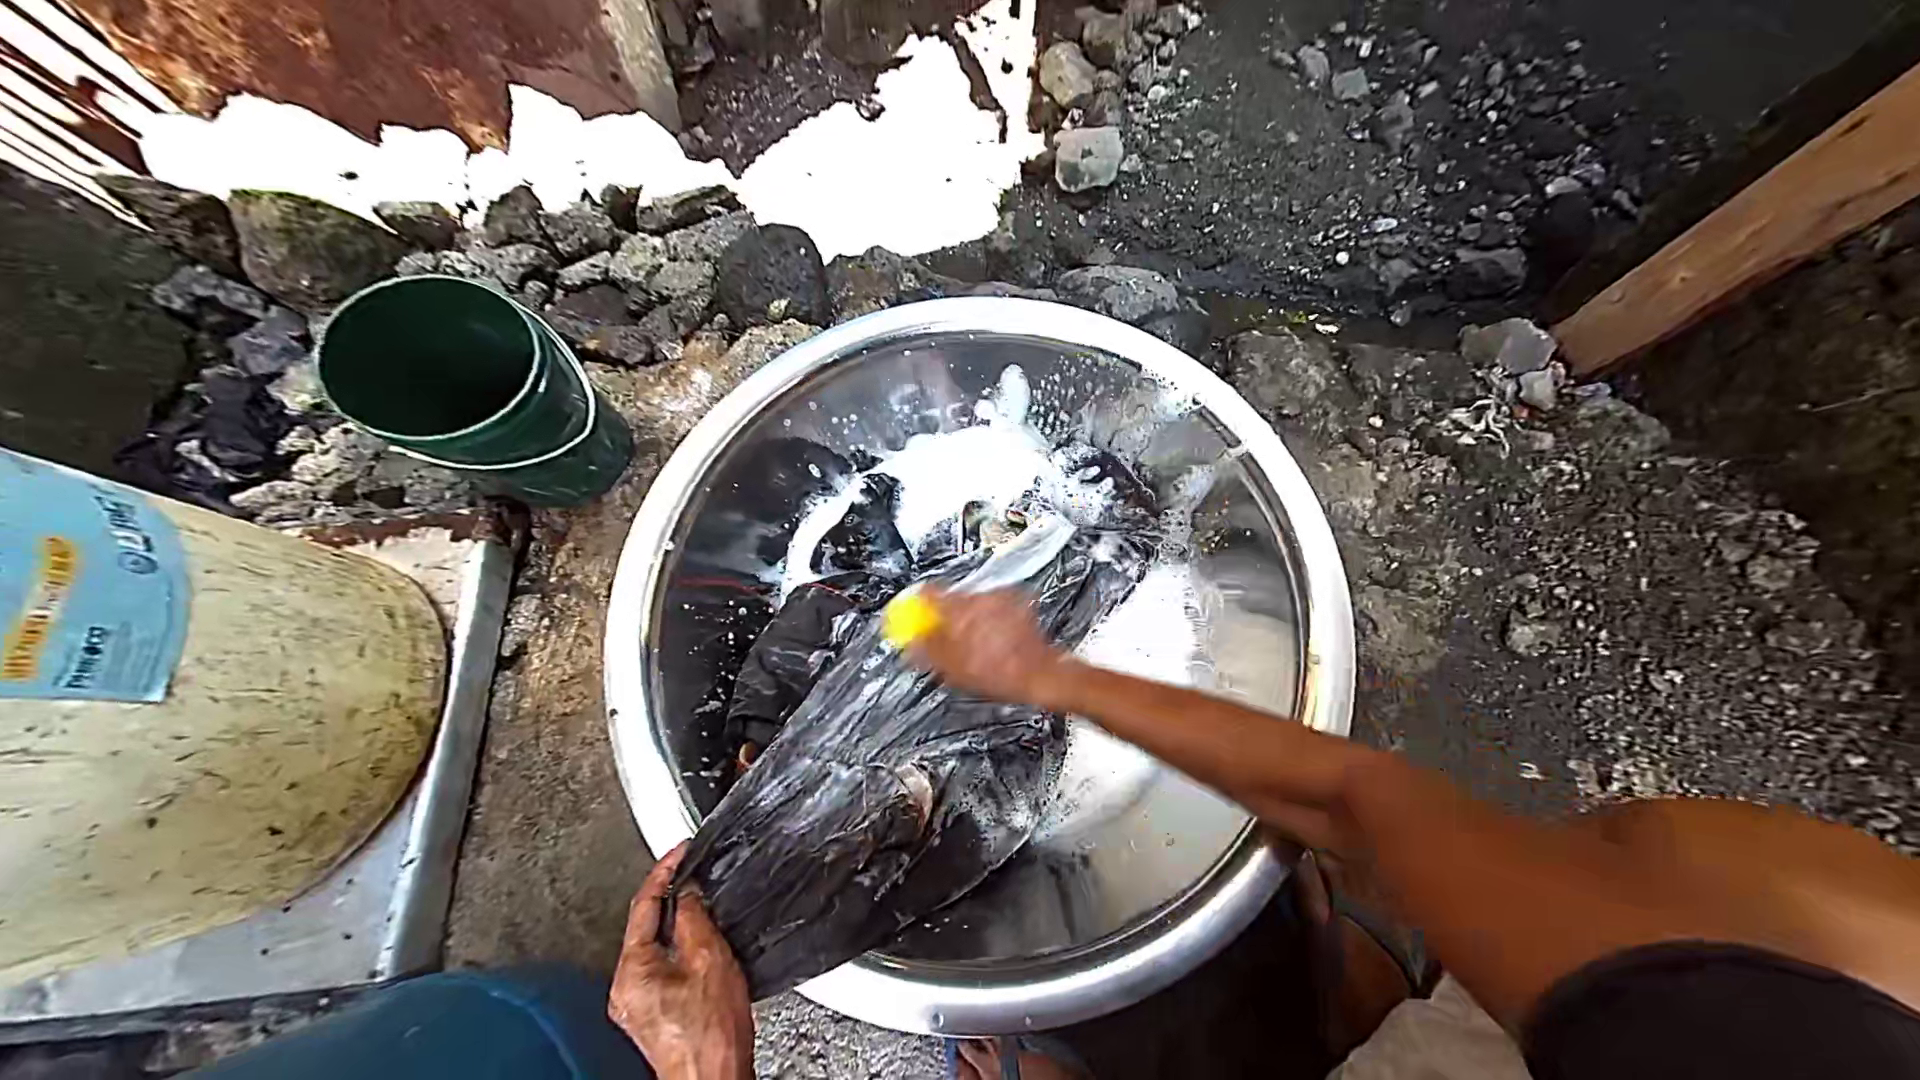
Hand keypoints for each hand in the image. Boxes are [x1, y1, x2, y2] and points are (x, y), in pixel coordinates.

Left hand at [608, 842, 754, 1079]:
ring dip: (677, 917)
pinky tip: (700, 937)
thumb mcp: (708, 955)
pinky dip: (679, 941)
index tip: (681, 850)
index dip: (665, 870)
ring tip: (701, 899)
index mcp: (632, 970)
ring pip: (655, 942)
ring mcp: (637, 1002)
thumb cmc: (711, 1031)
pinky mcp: (653, 1010)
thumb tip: (686, 891)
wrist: (714, 1077)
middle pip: (645, 923)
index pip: (644, 903)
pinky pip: (662, 961)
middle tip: (693, 869)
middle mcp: (626, 987)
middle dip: (671, 893)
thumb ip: (692, 915)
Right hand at [907, 588, 1074, 708]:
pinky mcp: (1018, 601)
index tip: (916, 616)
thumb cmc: (1001, 673)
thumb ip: (926, 649)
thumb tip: (909, 641)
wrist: (1041, 674)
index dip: (918, 605)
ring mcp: (1001, 596)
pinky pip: (994, 607)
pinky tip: (995, 641)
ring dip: (971, 618)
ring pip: (974, 603)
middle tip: (947, 639)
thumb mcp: (952, 668)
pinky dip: (991, 619)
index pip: (927, 592)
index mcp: (959, 608)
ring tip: (976, 645)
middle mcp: (980, 595)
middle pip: (951, 598)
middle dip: (947, 617)